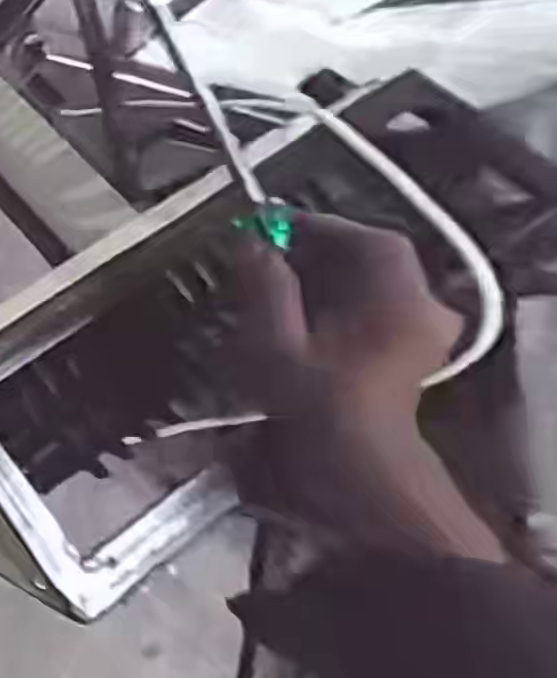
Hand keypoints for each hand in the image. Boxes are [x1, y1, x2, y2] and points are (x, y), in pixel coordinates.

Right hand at [230, 213, 504, 562]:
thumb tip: (252, 242)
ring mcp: (421, 331)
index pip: (375, 243)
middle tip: (261, 242)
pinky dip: (330, 290)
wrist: (353, 457)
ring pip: (370, 281)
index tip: (272, 219)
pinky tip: (292, 299)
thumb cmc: (312, 397)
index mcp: (402, 305)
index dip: (323, 224)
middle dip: (316, 245)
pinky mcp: (405, 346)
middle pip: (374, 260)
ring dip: (320, 268)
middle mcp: (425, 310)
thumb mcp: (275, 339)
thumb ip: (266, 287)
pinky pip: (369, 300)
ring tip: (267, 268)